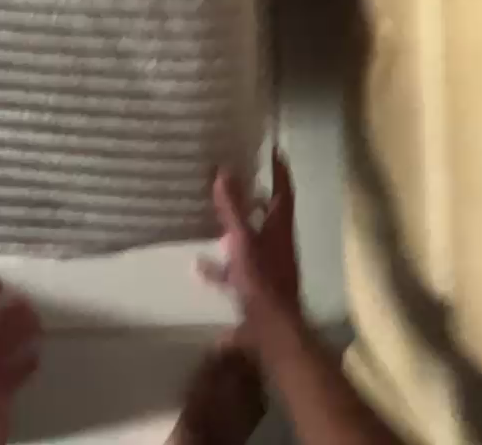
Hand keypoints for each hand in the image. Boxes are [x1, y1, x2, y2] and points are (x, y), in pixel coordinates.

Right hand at [199, 150, 302, 345]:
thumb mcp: (243, 240)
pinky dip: (220, 263)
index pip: (283, 191)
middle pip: (269, 213)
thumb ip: (233, 207)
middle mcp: (278, 243)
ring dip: (236, 226)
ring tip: (213, 215)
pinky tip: (199, 264)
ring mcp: (268, 265)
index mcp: (280, 228)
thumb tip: (225, 169)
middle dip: (255, 195)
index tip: (273, 149)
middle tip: (237, 176)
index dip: (279, 170)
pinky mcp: (257, 285)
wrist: (272, 332)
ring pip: (252, 238)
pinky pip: (236, 267)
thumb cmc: (261, 280)